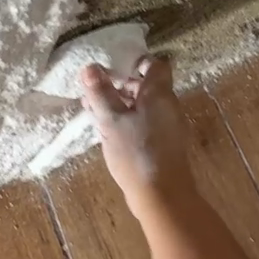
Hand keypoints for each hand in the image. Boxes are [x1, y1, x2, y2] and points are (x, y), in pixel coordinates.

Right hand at [81, 55, 196, 216]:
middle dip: (119, 86)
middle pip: (145, 86)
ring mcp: (168, 127)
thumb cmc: (136, 153)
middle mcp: (168, 106)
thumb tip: (90, 67)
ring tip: (94, 112)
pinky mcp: (164, 145)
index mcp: (159, 94)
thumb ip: (100, 92)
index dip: (135, 62)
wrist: (162, 196)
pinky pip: (144, 123)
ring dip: (119, 105)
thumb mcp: (111, 120)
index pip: (154, 65)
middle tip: (93, 92)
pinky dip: (127, 122)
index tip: (113, 67)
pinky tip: (107, 133)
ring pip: (142, 106)